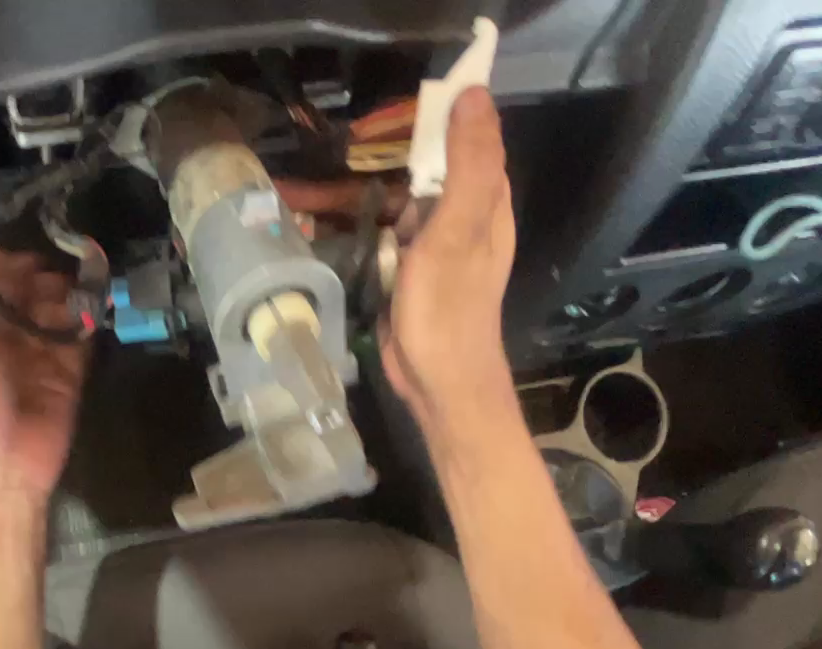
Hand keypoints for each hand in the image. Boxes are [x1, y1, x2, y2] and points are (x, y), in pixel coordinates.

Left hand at [0, 250, 89, 499]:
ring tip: (72, 289)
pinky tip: (90, 306)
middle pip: (21, 296)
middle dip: (36, 278)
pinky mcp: (68, 377)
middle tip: (52, 271)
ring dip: (63, 296)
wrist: (2, 469)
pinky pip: (78, 341)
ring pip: (52, 313)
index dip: (2, 267)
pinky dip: (84, 322)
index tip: (20, 255)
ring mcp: (36, 359)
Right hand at [383, 87, 517, 434]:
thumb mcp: (456, 232)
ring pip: (406, 207)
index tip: (398, 116)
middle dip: (399, 166)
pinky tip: (350, 238)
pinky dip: (373, 235)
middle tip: (354, 164)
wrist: (437, 381)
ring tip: (336, 199)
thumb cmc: (447, 310)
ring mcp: (436, 250)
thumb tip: (472, 95)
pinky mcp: (412, 276)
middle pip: (432, 173)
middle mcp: (465, 221)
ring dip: (378, 203)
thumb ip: (467, 165)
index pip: (470, 141)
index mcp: (486, 204)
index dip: (440, 122)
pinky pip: (391, 240)